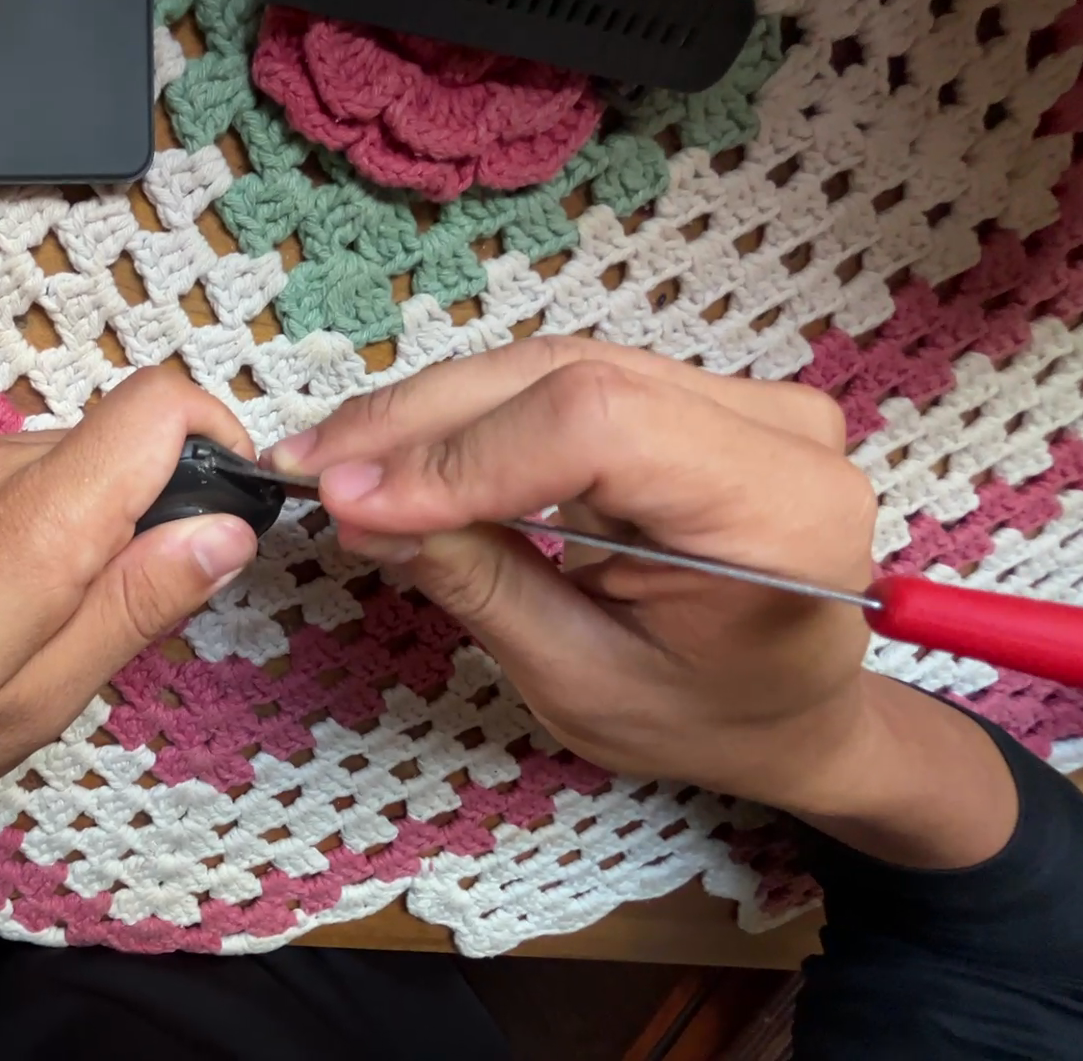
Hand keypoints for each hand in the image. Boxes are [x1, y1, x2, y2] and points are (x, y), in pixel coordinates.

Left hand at [0, 366, 259, 818]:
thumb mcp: (41, 696)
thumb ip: (138, 602)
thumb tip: (228, 531)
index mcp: (36, 522)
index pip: (156, 406)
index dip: (214, 436)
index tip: (223, 514)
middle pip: (124, 433)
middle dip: (161, 502)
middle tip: (128, 602)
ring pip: (79, 456)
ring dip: (102, 516)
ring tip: (56, 608)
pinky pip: (29, 469)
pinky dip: (54, 513)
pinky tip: (7, 587)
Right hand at [270, 337, 1012, 865]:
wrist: (778, 704)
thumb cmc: (697, 715)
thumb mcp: (575, 676)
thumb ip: (474, 583)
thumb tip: (359, 510)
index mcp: (776, 511)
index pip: (597, 427)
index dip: (457, 457)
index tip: (347, 503)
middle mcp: (761, 423)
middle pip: (551, 377)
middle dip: (410, 424)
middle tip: (305, 466)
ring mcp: (714, 397)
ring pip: (528, 367)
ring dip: (413, 414)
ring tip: (328, 458)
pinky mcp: (659, 397)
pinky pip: (530, 385)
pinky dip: (444, 418)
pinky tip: (382, 447)